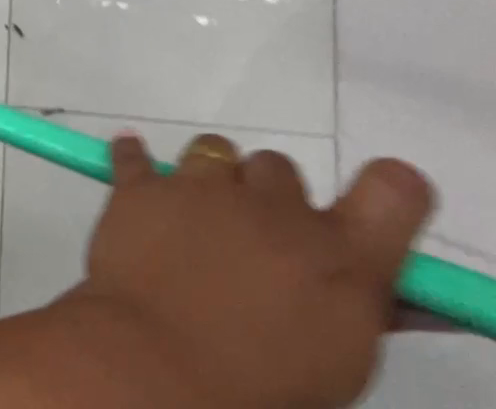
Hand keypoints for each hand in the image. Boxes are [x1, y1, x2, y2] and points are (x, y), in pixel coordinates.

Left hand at [69, 133, 433, 408]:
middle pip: (278, 168)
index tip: (367, 202)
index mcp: (344, 255)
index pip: (393, 191)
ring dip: (208, 173)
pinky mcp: (140, 188)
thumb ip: (365, 306)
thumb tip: (391, 291)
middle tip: (249, 230)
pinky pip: (132, 154)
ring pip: (212, 150)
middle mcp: (274, 208)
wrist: (163, 360)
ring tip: (193, 205)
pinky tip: (132, 161)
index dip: (384, 190)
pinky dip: (132, 157)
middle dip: (267, 193)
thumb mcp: (341, 350)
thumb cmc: (265, 375)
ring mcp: (201, 190)